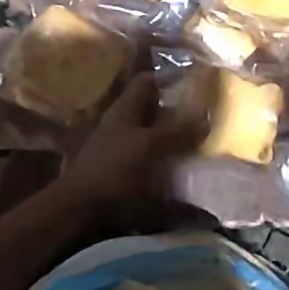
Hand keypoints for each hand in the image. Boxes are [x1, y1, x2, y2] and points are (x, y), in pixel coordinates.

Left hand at [38, 74, 200, 227]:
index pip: (147, 82)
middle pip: (153, 110)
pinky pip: (152, 161)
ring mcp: (122, 149)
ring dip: (175, 139)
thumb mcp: (149, 146)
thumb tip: (205, 120)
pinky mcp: (125, 174)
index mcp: (124, 110)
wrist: (81, 211)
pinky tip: (186, 171)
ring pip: (154, 136)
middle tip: (207, 116)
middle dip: (178, 112)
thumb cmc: (113, 170)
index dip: (169, 78)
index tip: (196, 83)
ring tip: (204, 143)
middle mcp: (122, 124)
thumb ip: (176, 133)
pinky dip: (168, 163)